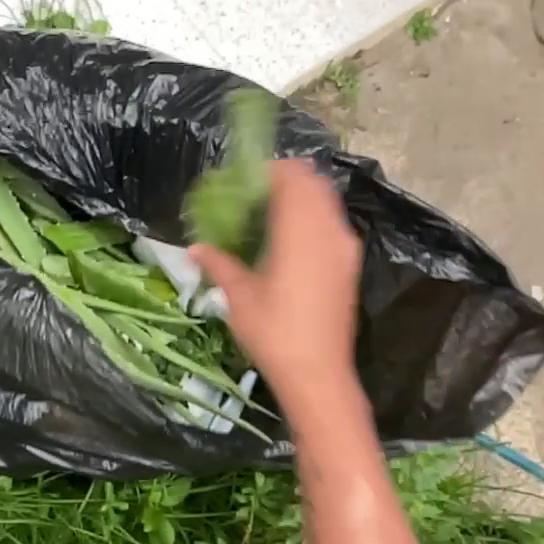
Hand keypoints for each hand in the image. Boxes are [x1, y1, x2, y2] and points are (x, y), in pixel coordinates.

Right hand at [190, 159, 363, 416]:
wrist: (317, 373)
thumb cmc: (274, 334)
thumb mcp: (239, 298)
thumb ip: (220, 265)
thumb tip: (195, 248)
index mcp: (300, 232)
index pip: (290, 177)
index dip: (266, 170)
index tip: (240, 180)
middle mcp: (328, 231)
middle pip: (312, 184)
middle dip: (283, 181)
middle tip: (252, 196)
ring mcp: (344, 247)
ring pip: (325, 203)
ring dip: (299, 200)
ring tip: (267, 217)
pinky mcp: (348, 265)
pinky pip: (330, 225)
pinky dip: (310, 220)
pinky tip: (286, 244)